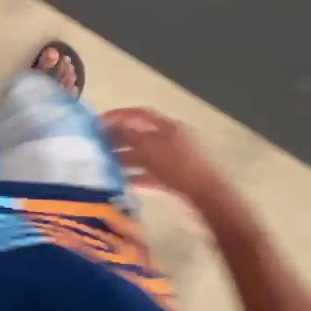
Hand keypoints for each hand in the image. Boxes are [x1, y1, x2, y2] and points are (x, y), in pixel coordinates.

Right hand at [100, 108, 225, 203]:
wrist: (210, 197)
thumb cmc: (179, 165)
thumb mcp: (150, 147)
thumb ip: (129, 135)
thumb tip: (113, 125)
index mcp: (169, 126)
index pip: (141, 114)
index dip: (119, 115)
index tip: (100, 122)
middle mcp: (173, 139)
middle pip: (142, 136)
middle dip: (121, 140)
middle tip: (100, 146)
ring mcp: (177, 160)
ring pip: (146, 156)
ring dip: (127, 159)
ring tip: (108, 165)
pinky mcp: (178, 180)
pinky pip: (154, 175)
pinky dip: (139, 177)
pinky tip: (124, 182)